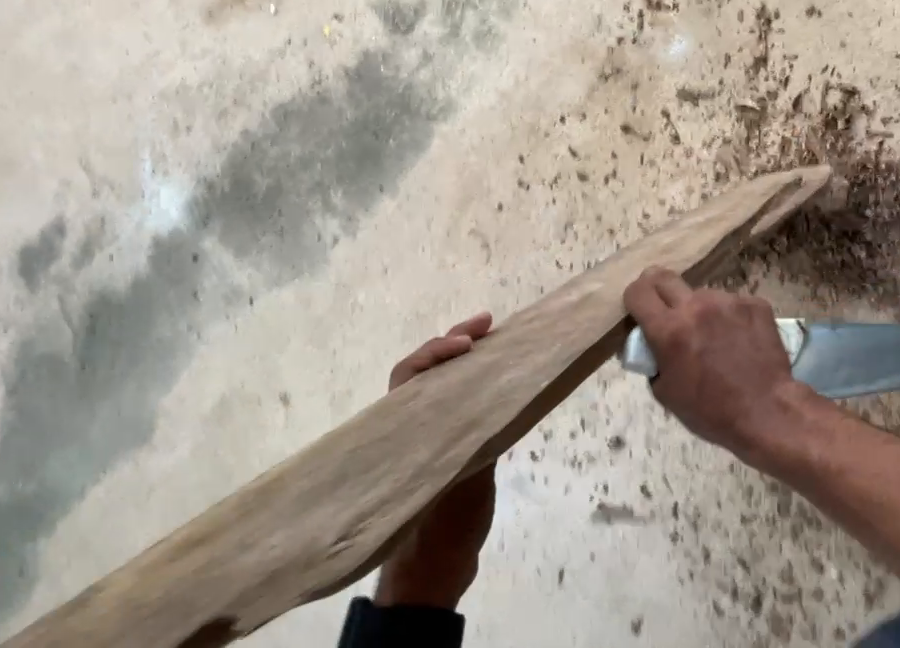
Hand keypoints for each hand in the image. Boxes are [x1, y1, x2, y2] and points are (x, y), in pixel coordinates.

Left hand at [375, 313, 496, 609]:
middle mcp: (410, 426)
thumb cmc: (441, 535)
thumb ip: (473, 449)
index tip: (465, 344)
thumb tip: (492, 410)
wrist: (432, 575)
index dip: (434, 354)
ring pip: (440, 384)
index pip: (408, 377)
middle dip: (451, 342)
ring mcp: (429, 435)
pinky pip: (458, 402)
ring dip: (464, 357)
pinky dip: (475, 381)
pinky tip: (499, 375)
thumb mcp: (462, 491)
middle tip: (485, 324)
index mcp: (400, 432)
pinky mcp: (449, 445)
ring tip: (493, 336)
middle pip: (423, 372)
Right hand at [623, 267, 820, 464]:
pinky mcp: (755, 303)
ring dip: (700, 309)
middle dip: (658, 291)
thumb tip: (652, 343)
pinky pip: (732, 303)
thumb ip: (654, 358)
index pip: (638, 291)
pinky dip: (730, 317)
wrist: (765, 411)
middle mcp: (697, 306)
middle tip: (666, 310)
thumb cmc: (710, 411)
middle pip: (664, 277)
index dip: (634, 298)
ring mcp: (729, 301)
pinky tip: (739, 340)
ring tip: (714, 337)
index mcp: (670, 329)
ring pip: (703, 294)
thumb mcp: (666, 393)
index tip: (639, 308)